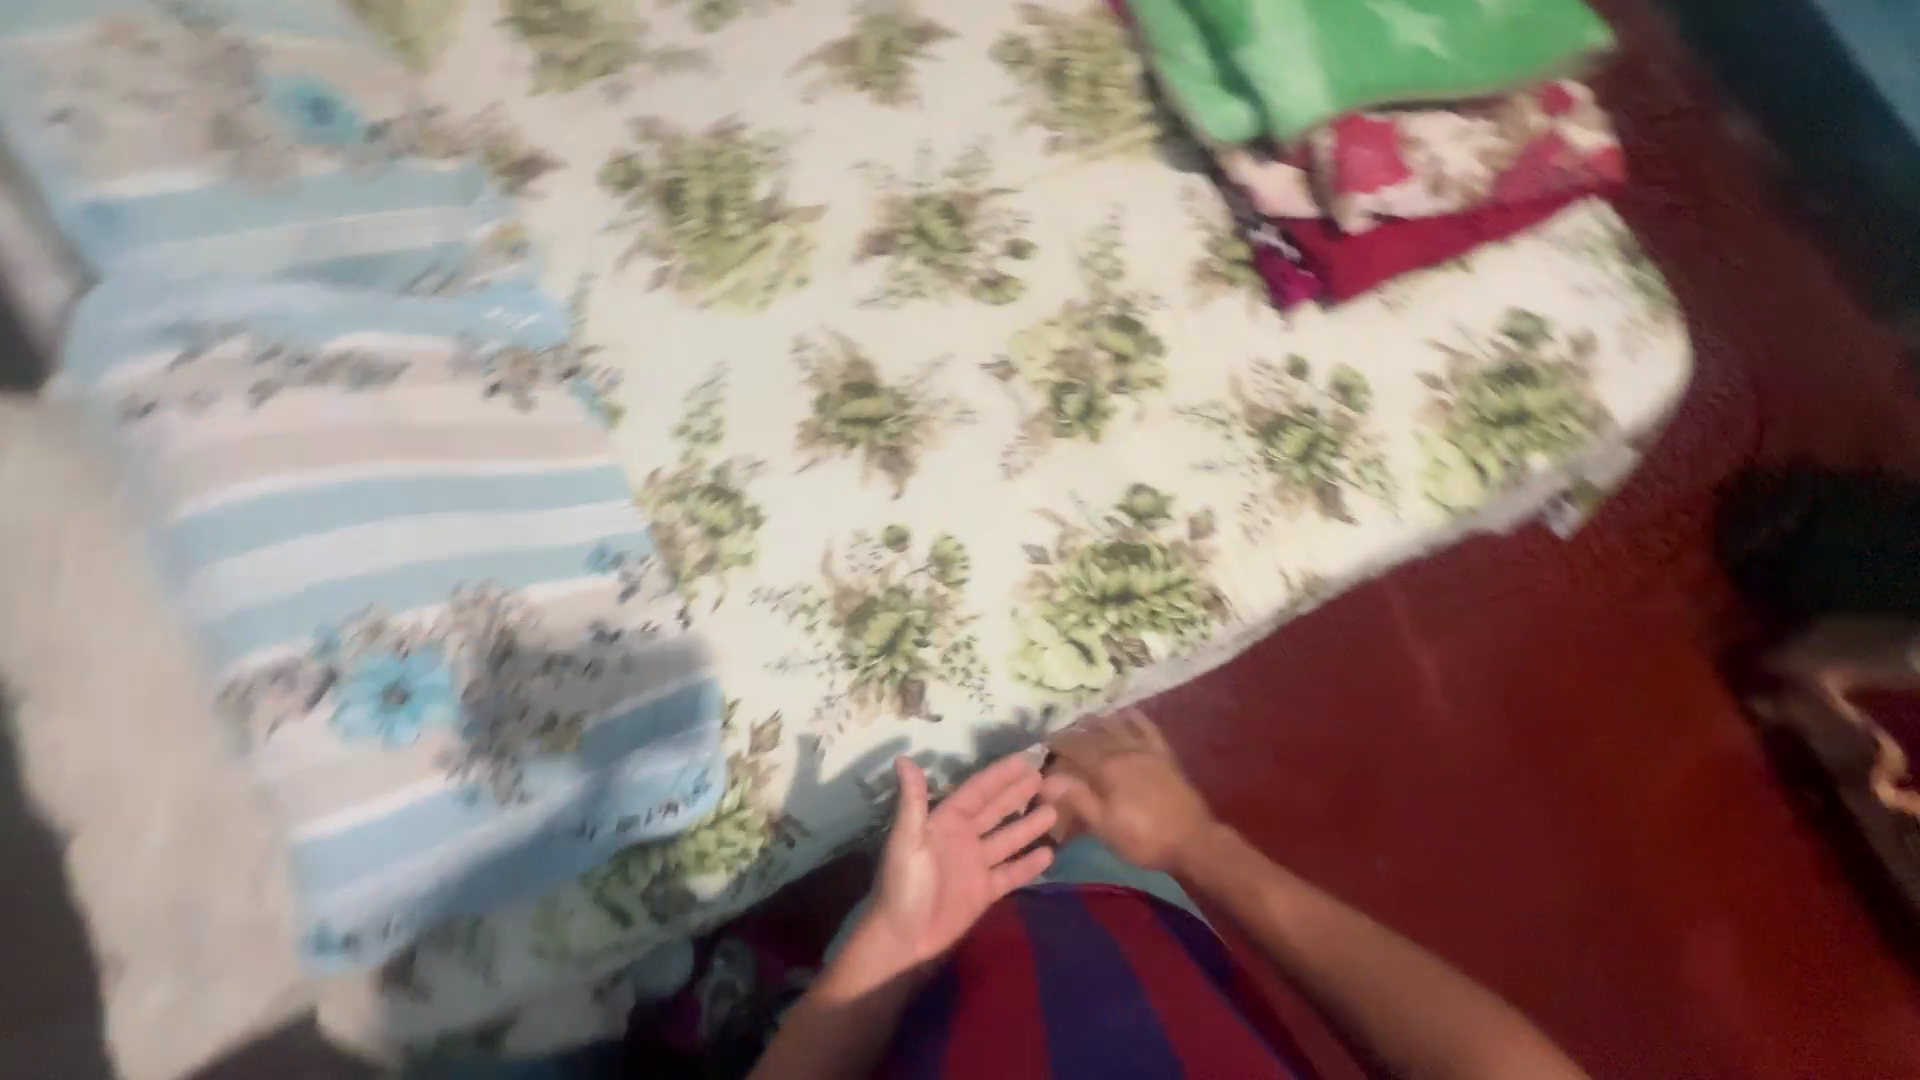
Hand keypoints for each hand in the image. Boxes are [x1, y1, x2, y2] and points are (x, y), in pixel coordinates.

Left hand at [863, 755, 1056, 970]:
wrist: (902, 938)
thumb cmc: (902, 885)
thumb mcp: (907, 840)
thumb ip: (913, 802)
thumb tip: (904, 758)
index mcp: (946, 821)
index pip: (978, 791)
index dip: (1000, 775)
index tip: (1024, 760)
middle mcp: (964, 837)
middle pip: (996, 810)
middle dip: (1018, 793)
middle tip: (1046, 777)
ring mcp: (976, 864)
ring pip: (1008, 838)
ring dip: (1028, 825)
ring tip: (1054, 810)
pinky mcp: (984, 891)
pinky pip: (1011, 873)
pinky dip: (1028, 864)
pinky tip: (1049, 854)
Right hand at [1041, 708, 1216, 874]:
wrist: (1192, 840)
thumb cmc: (1143, 838)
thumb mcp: (1105, 825)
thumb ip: (1078, 798)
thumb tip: (1048, 779)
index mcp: (1107, 768)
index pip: (1077, 747)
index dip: (1060, 742)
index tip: (1046, 741)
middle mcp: (1125, 751)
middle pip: (1096, 733)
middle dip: (1077, 730)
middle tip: (1063, 730)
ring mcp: (1147, 750)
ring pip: (1119, 726)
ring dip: (1101, 720)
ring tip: (1088, 718)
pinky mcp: (1164, 755)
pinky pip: (1147, 728)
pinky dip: (1135, 717)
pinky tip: (1127, 712)